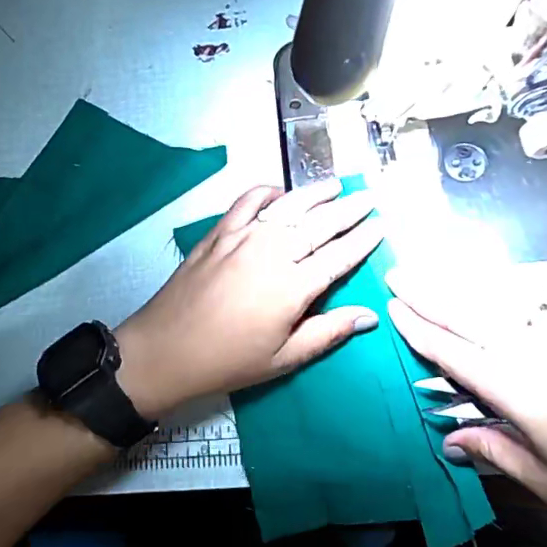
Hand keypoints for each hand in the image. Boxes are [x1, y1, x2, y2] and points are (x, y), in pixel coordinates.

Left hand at [114, 180, 384, 418]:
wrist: (165, 351)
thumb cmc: (229, 361)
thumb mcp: (284, 358)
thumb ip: (329, 332)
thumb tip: (370, 316)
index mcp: (293, 287)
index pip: (339, 256)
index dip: (363, 240)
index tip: (381, 226)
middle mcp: (271, 253)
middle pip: (319, 224)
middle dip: (348, 209)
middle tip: (369, 197)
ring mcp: (242, 238)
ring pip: (287, 206)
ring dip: (314, 194)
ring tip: (335, 185)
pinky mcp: (218, 234)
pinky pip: (246, 202)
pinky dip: (266, 193)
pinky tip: (279, 192)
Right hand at [385, 268, 546, 546]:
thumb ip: (498, 451)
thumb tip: (455, 437)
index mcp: (522, 389)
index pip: (454, 349)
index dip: (420, 327)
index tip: (395, 306)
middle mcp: (544, 344)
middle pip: (474, 307)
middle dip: (433, 288)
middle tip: (402, 269)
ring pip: (512, 291)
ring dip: (471, 279)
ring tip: (441, 270)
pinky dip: (522, 287)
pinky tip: (509, 286)